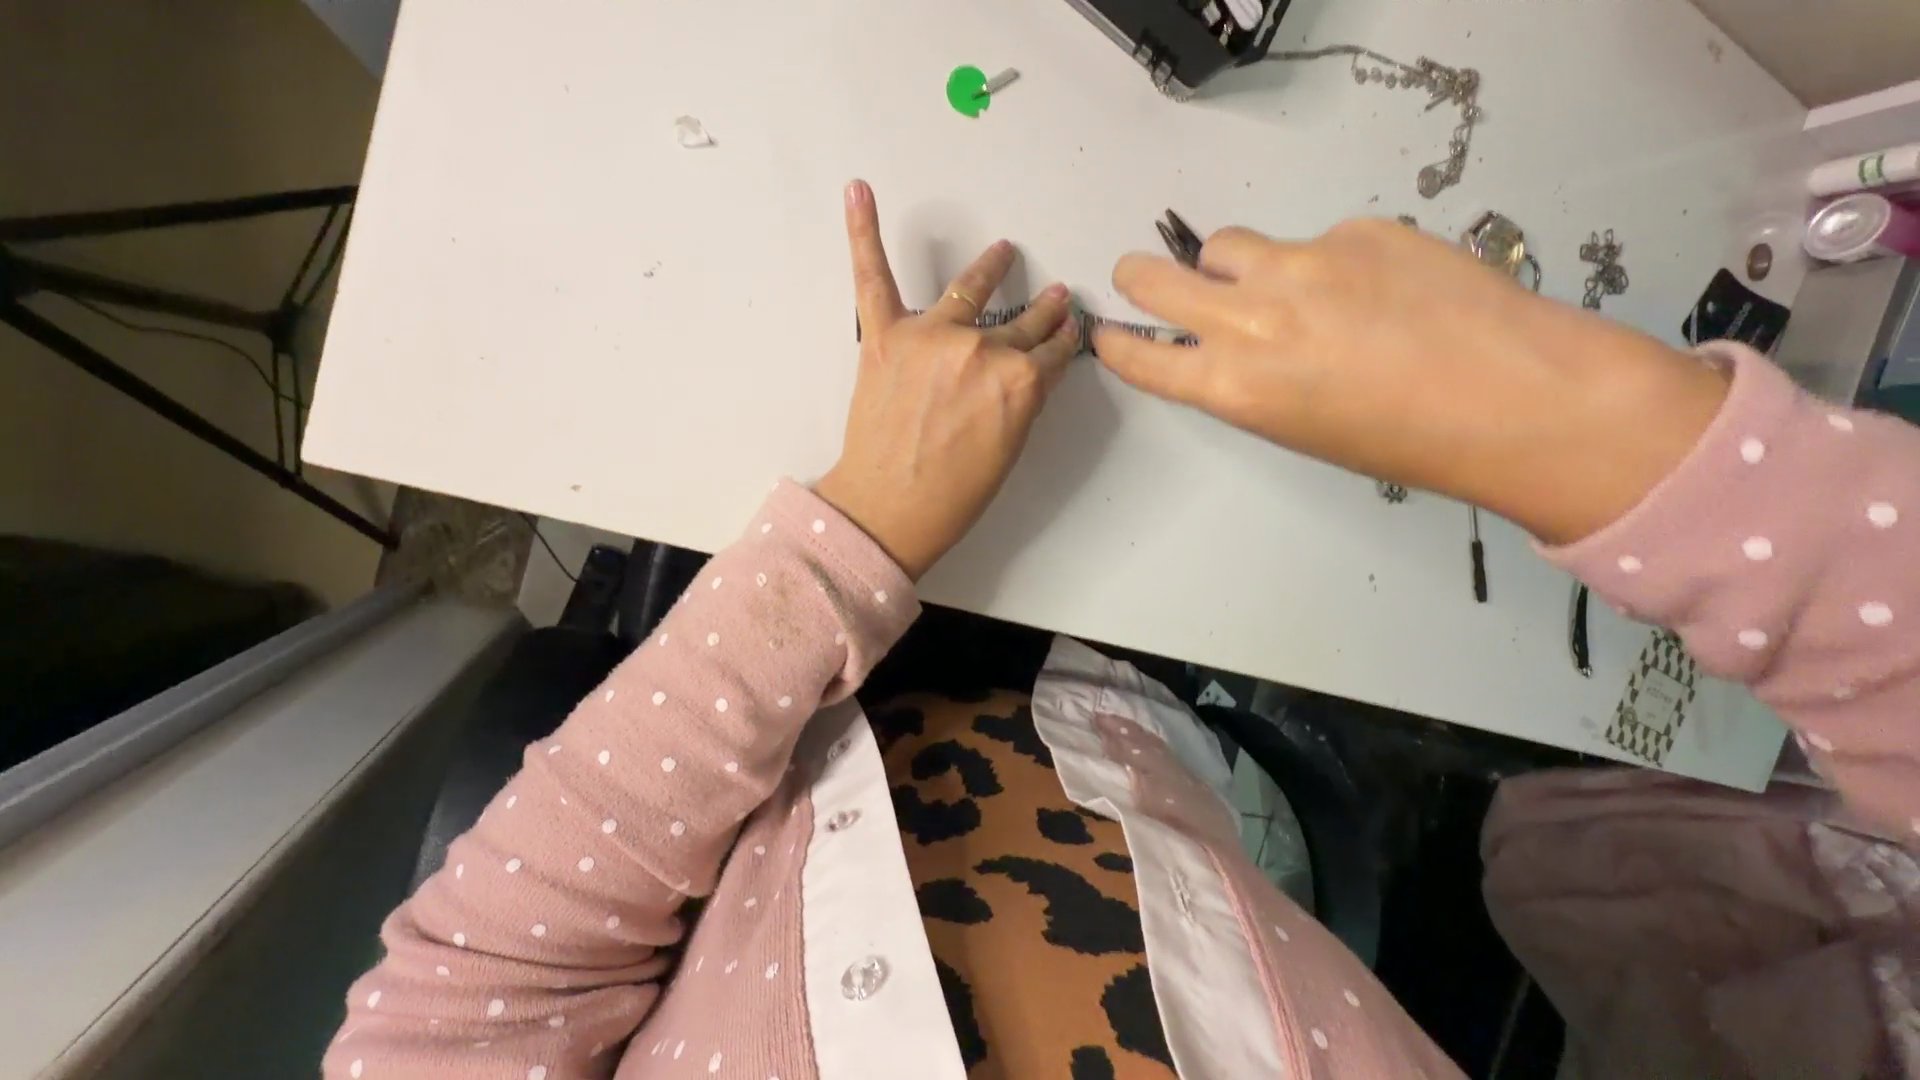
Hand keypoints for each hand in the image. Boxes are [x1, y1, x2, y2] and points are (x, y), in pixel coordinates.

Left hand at [814, 180, 1078, 578]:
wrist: (890, 510)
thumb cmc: (953, 495)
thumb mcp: (1010, 448)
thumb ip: (1022, 400)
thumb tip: (1026, 373)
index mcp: (1021, 381)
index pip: (1052, 350)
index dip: (1063, 340)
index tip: (1069, 328)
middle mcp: (981, 348)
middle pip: (1020, 322)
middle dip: (1043, 310)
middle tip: (1054, 296)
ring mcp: (931, 336)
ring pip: (968, 291)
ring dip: (989, 269)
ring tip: (1002, 252)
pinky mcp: (885, 335)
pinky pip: (873, 277)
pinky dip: (864, 232)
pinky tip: (859, 192)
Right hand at [1093, 220, 1729, 544]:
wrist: (1516, 396)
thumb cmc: (1401, 442)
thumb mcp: (1298, 427)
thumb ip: (1247, 381)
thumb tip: (1234, 345)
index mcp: (1233, 385)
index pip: (1141, 354)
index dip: (1117, 343)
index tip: (1108, 333)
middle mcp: (1251, 317)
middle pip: (1156, 276)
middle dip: (1139, 278)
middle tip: (1143, 277)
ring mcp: (1303, 263)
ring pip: (1229, 245)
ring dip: (1231, 265)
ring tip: (1276, 285)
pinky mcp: (1357, 229)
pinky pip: (1315, 241)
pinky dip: (1324, 263)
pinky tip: (1376, 290)